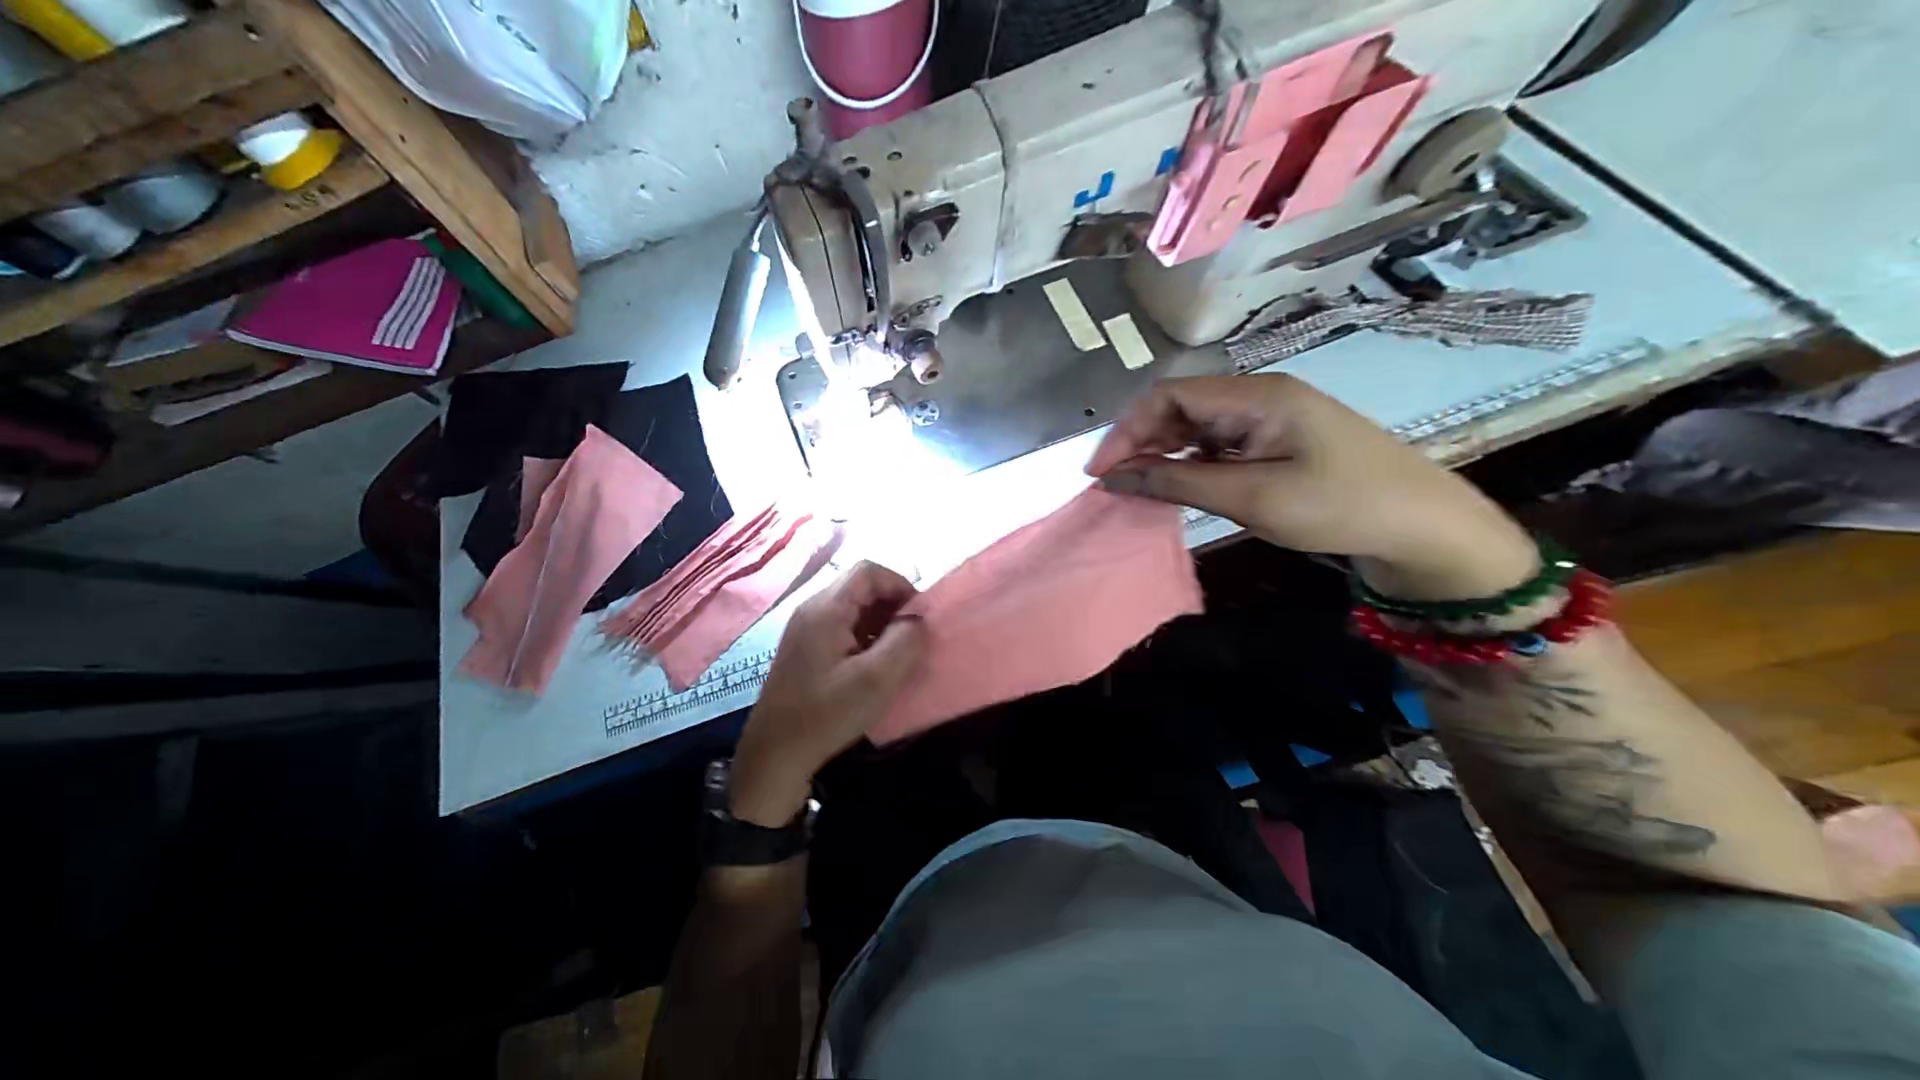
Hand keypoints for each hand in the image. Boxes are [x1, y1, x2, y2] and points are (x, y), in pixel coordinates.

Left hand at [729, 561, 927, 825]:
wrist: (775, 754)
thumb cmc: (826, 714)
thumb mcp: (876, 680)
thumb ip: (905, 641)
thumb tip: (918, 619)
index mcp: (826, 609)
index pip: (869, 571)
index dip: (901, 584)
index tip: (920, 616)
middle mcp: (812, 610)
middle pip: (860, 586)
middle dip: (892, 605)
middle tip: (912, 637)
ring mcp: (805, 629)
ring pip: (852, 607)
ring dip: (880, 622)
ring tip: (897, 653)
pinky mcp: (804, 649)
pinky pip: (842, 626)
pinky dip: (865, 636)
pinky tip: (873, 666)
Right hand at [1088, 374, 1536, 600]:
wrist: (1423, 526)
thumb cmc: (1338, 506)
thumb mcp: (1251, 497)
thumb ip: (1178, 481)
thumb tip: (1115, 477)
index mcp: (1255, 395)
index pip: (1169, 395)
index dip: (1126, 431)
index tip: (1100, 474)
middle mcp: (1259, 395)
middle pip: (1180, 406)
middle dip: (1140, 442)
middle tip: (1115, 485)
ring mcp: (1270, 417)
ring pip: (1197, 426)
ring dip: (1164, 454)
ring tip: (1139, 489)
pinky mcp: (1278, 440)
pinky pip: (1219, 444)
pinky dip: (1191, 464)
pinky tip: (1179, 487)